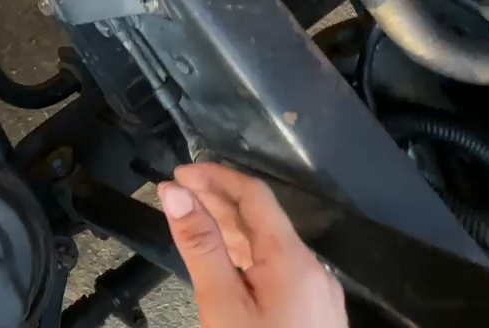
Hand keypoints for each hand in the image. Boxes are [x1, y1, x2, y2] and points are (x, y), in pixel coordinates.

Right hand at [159, 163, 346, 327]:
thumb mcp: (223, 304)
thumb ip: (199, 244)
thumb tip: (173, 189)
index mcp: (294, 261)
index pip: (254, 195)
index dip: (214, 176)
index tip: (175, 174)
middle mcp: (312, 271)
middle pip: (261, 217)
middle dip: (215, 198)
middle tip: (172, 195)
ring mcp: (316, 295)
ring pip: (267, 243)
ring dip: (226, 225)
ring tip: (187, 221)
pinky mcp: (313, 315)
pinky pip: (274, 267)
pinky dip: (241, 252)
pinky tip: (218, 259)